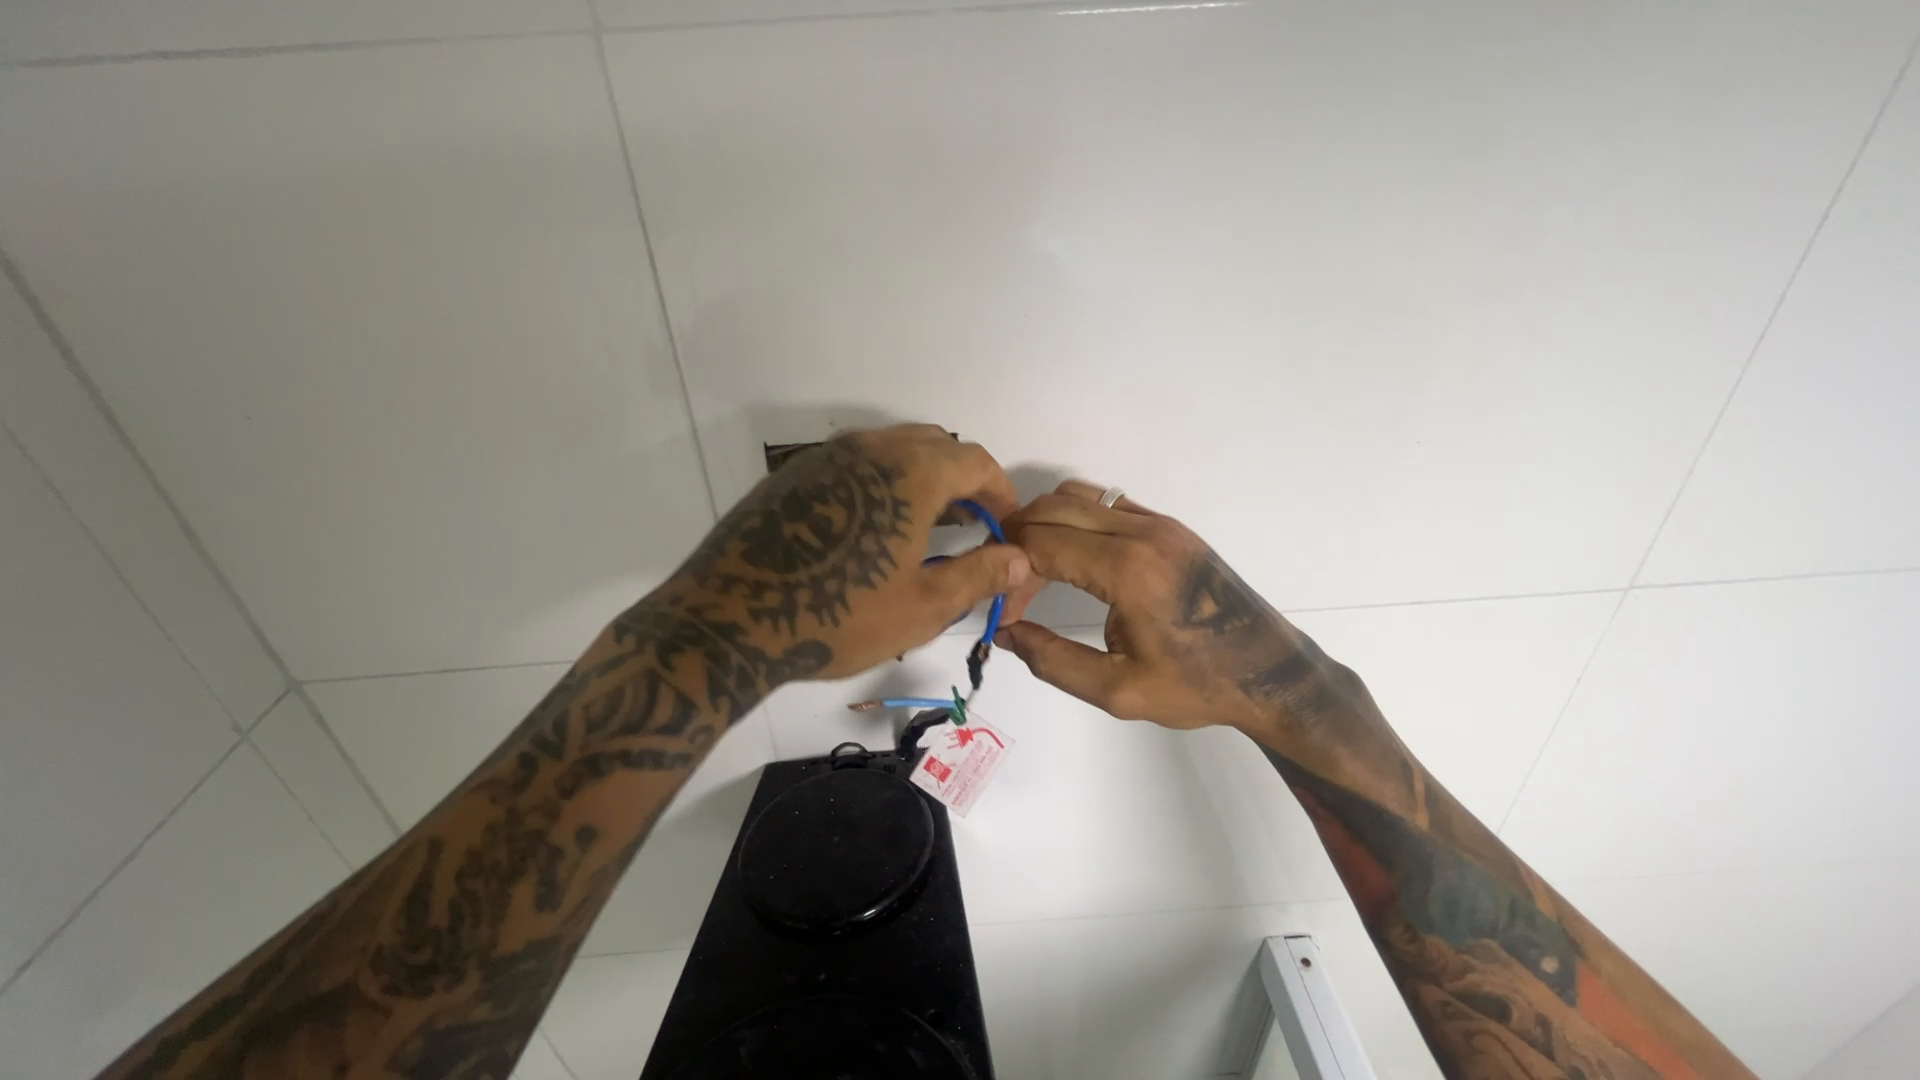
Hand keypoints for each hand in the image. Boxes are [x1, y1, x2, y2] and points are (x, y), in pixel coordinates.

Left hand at [663, 424, 1037, 681]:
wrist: (729, 620)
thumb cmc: (836, 617)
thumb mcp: (921, 607)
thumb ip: (978, 575)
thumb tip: (1020, 558)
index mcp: (909, 473)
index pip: (975, 462)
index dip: (1001, 493)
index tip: (1006, 527)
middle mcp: (869, 450)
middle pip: (935, 446)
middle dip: (964, 481)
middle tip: (973, 527)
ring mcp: (824, 458)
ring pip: (892, 450)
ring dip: (923, 480)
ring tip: (929, 529)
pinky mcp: (792, 475)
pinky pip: (855, 464)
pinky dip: (882, 484)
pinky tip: (874, 530)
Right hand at [997, 481, 1365, 743]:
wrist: (1269, 673)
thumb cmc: (1195, 687)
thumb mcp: (1117, 690)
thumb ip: (1051, 660)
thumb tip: (1004, 632)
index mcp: (1127, 569)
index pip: (1040, 543)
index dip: (1010, 573)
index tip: (1003, 611)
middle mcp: (1142, 532)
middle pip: (1051, 509)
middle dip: (1019, 545)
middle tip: (1014, 592)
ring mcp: (1159, 523)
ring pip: (1078, 496)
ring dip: (1046, 525)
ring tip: (1037, 571)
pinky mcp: (1171, 527)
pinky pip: (1107, 503)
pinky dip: (1076, 520)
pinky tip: (1075, 561)